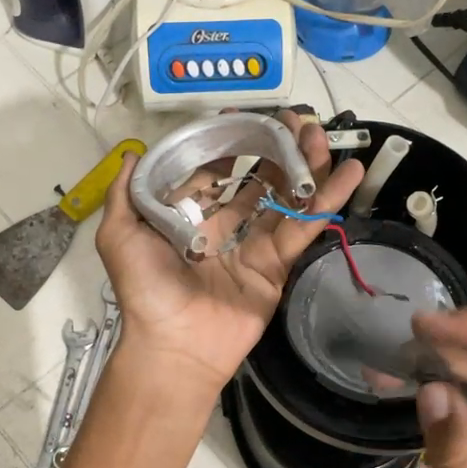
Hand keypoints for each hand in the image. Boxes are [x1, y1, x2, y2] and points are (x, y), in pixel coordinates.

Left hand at [96, 110, 364, 389]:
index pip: (214, 174)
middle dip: (276, 151)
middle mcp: (222, 229)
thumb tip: (130, 154)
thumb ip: (124, 194)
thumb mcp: (118, 235)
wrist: (173, 346)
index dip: (232, 147)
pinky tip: (348, 173)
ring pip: (284, 199)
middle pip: (256, 181)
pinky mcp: (277, 268)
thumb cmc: (145, 289)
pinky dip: (326, 201)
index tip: (247, 121)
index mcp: (187, 219)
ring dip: (305, 167)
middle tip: (296, 123)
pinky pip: (302, 229)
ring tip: (321, 136)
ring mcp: (252, 249)